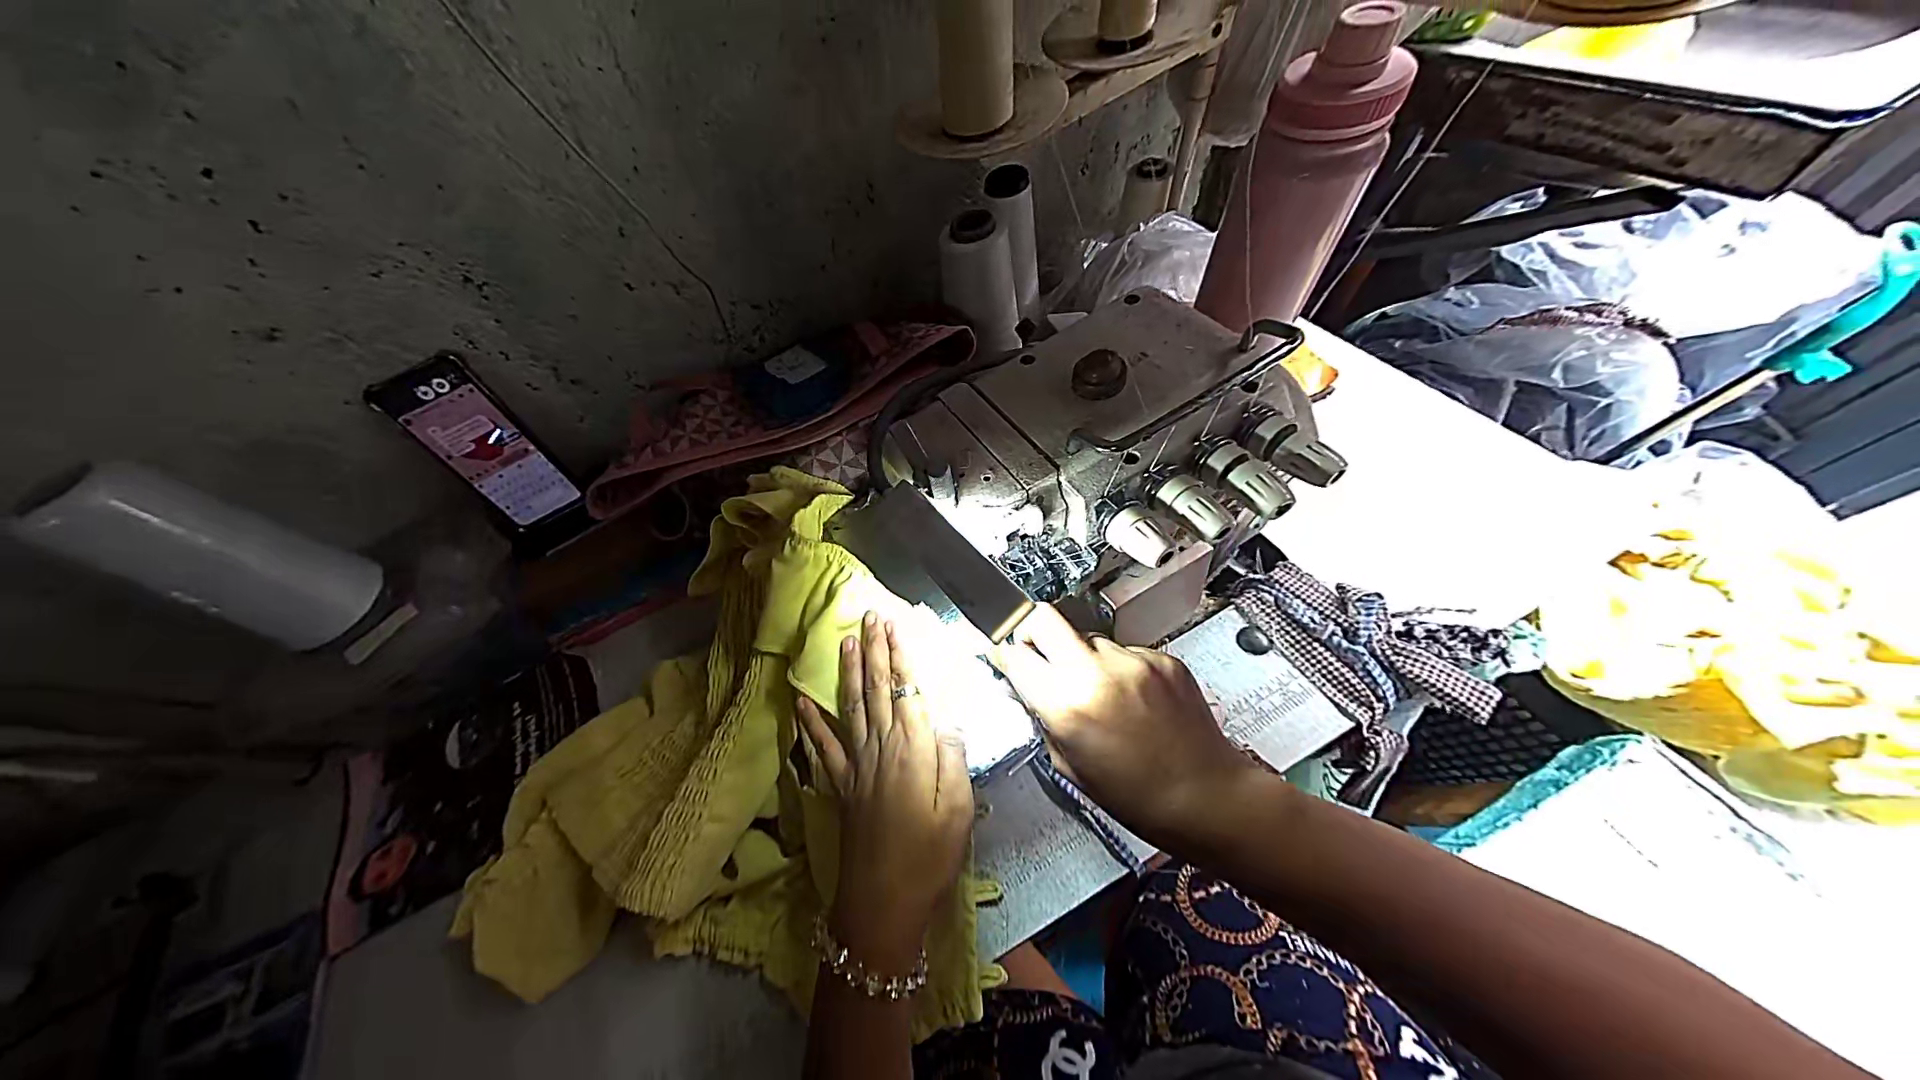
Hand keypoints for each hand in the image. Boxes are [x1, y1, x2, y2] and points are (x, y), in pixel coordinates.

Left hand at [797, 612, 972, 968]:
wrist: (882, 902)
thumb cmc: (929, 856)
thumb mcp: (959, 809)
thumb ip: (953, 759)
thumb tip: (946, 723)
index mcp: (913, 750)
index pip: (905, 690)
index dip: (899, 655)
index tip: (893, 625)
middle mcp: (880, 748)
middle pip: (875, 690)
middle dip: (873, 650)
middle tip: (868, 617)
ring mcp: (856, 766)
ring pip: (850, 708)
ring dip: (847, 673)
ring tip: (843, 642)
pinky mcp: (841, 786)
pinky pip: (823, 748)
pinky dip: (811, 723)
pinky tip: (801, 702)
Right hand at [989, 604, 1262, 848]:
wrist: (1206, 795)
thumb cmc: (1141, 797)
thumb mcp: (1071, 767)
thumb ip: (1046, 721)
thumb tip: (1030, 691)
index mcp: (1068, 705)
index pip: (1015, 654)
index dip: (1004, 654)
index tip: (1004, 654)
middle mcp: (1098, 673)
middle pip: (1044, 617)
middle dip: (1032, 630)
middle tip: (1036, 651)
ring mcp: (1134, 661)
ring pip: (1089, 638)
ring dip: (1084, 659)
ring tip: (1102, 695)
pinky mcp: (1162, 659)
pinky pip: (1126, 651)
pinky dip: (1121, 669)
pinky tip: (1132, 700)